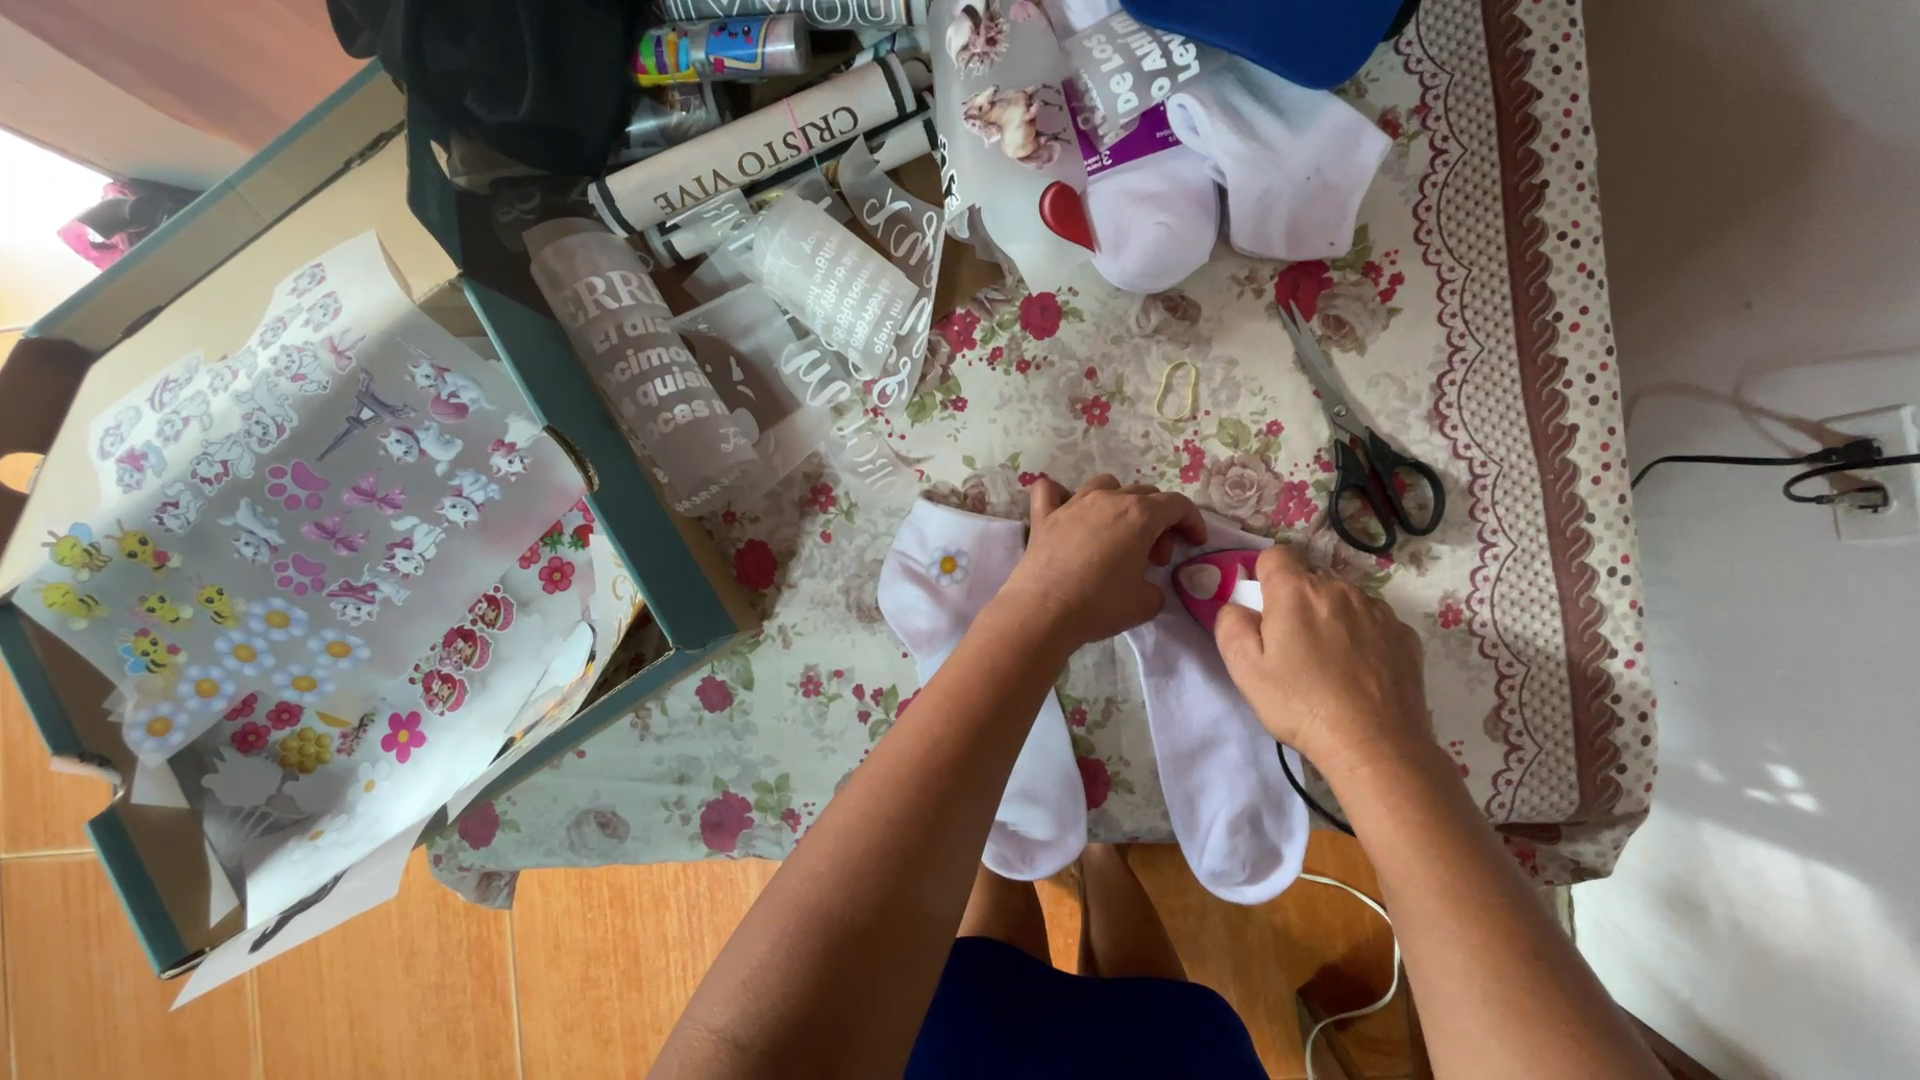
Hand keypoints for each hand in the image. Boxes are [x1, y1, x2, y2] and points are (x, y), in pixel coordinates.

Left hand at [994, 475, 1206, 649]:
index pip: (1177, 505)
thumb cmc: (1099, 606)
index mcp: (1139, 515)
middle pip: (1144, 495)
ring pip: (1105, 486)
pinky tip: (1067, 513)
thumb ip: (1156, 587)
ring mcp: (1072, 504)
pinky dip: (1062, 496)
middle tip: (1155, 558)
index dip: (1192, 522)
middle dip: (1159, 522)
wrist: (1043, 613)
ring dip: (1120, 503)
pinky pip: (1051, 491)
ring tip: (1118, 535)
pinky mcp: (1044, 517)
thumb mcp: (1146, 603)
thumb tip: (1147, 585)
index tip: (1194, 543)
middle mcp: (1107, 500)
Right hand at [1214, 545, 1430, 774]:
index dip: (1264, 578)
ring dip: (1330, 617)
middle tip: (1291, 646)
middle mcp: (1340, 589)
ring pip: (1343, 600)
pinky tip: (1358, 672)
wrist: (1374, 745)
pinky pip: (1373, 622)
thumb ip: (1231, 624)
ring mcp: (1378, 611)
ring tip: (1328, 663)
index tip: (1263, 611)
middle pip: (1310, 579)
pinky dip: (1362, 636)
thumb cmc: (1300, 704)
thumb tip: (1238, 607)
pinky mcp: (1405, 635)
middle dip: (1296, 601)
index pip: (1275, 555)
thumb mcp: (1244, 669)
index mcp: (1296, 591)